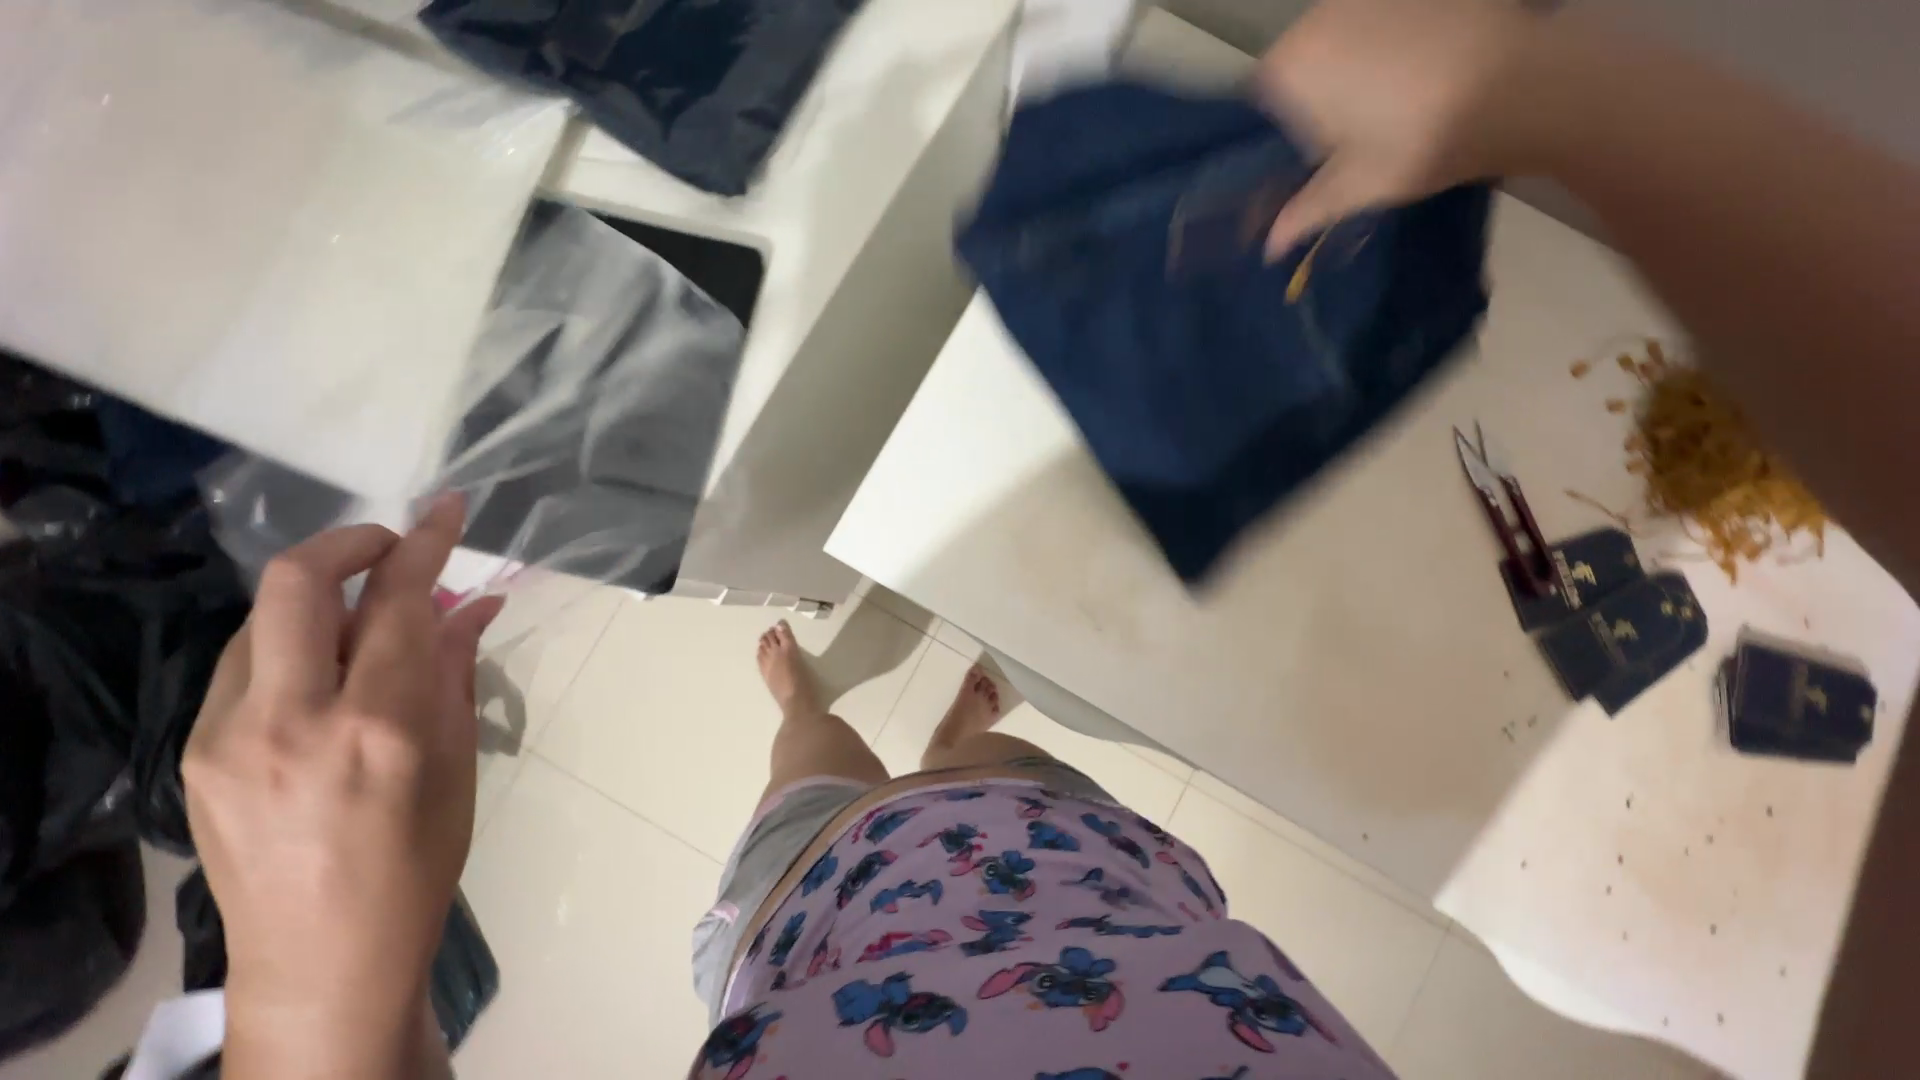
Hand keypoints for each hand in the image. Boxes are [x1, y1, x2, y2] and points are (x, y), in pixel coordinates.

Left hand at [183, 496, 502, 1077]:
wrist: (322, 957)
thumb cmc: (419, 864)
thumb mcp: (457, 766)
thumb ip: (456, 673)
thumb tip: (474, 606)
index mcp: (379, 727)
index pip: (399, 603)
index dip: (427, 543)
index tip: (449, 508)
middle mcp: (292, 719)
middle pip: (295, 583)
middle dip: (349, 542)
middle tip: (392, 548)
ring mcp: (228, 736)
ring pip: (262, 621)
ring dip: (319, 599)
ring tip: (366, 624)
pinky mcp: (196, 754)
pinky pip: (245, 668)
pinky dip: (292, 647)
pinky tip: (324, 676)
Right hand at [1255, 0, 1545, 256]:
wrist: (1527, 85)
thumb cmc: (1421, 141)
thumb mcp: (1356, 188)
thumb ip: (1303, 212)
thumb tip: (1269, 246)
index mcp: (1292, 68)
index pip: (1252, 104)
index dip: (1264, 138)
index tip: (1285, 165)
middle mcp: (1318, 18)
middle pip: (1291, 67)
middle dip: (1302, 102)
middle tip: (1332, 144)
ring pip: (1332, 41)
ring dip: (1340, 73)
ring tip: (1375, 110)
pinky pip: (1370, 21)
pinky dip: (1376, 48)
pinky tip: (1407, 77)